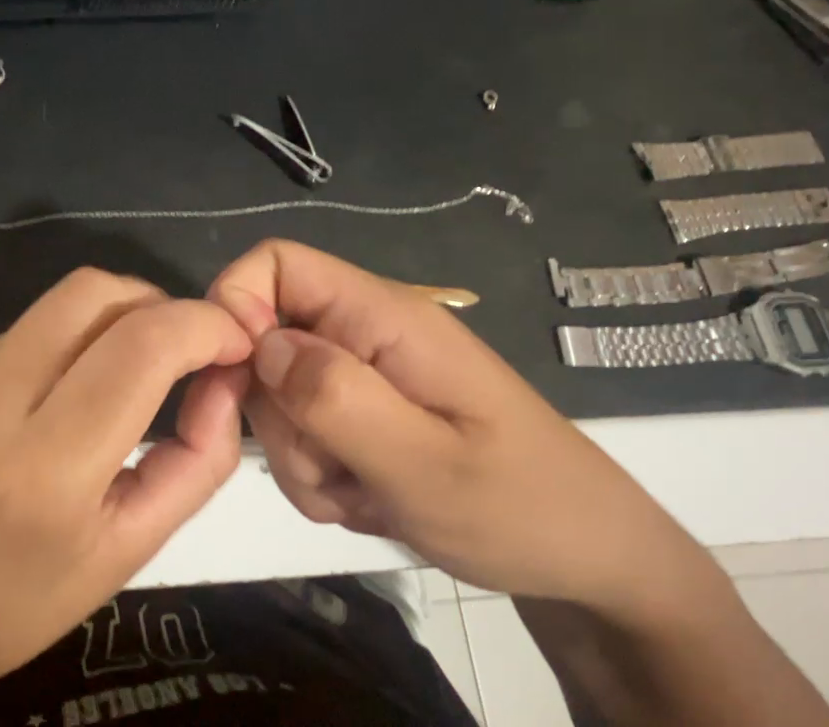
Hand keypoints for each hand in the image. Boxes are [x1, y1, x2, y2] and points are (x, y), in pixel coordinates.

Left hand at [0, 268, 252, 725]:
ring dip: (94, 335)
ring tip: (88, 398)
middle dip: (152, 303)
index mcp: (46, 470)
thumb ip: (194, 462)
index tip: (227, 341)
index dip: (202, 323)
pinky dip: (39, 361)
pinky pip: (3, 339)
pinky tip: (22, 418)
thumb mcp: (125, 551)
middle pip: (92, 292)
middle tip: (171, 350)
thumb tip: (224, 379)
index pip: (143, 345)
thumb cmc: (13, 606)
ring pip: (48, 313)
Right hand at [208, 240, 723, 623]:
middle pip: (265, 340)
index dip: (238, 307)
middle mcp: (367, 335)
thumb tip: (259, 342)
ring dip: (301, 456)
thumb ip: (337, 399)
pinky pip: (303, 436)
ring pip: (278, 397)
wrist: (590, 564)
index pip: (277, 263)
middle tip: (332, 468)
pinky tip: (367, 502)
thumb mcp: (426, 465)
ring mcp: (366, 378)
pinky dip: (318, 477)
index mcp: (384, 318)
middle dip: (276, 413)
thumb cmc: (522, 509)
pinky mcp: (366, 417)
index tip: (240, 384)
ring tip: (363, 493)